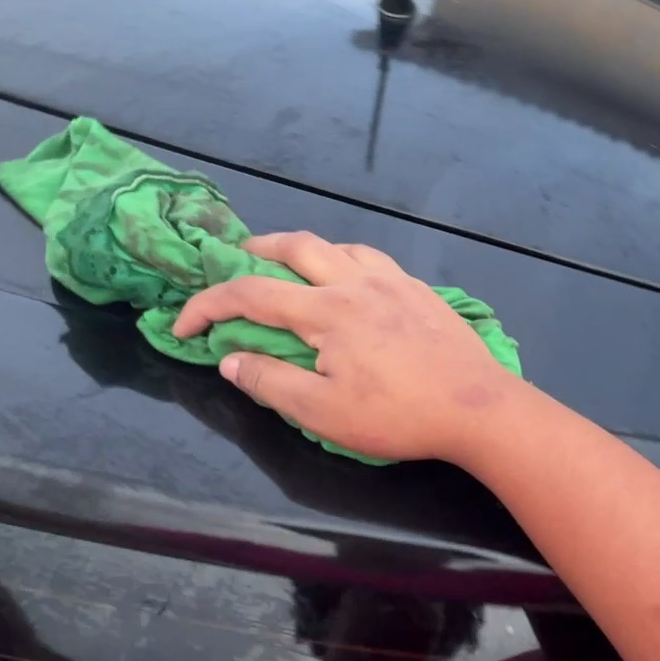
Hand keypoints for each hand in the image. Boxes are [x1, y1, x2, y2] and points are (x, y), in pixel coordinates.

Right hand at [172, 232, 526, 463]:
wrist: (477, 406)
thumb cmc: (398, 414)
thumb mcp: (322, 412)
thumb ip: (271, 382)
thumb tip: (230, 359)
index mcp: (329, 310)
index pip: (252, 293)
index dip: (208, 304)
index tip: (182, 324)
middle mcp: (361, 283)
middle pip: (300, 246)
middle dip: (257, 248)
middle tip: (236, 260)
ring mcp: (397, 282)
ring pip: (342, 247)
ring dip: (308, 250)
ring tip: (292, 268)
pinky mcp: (423, 291)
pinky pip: (376, 260)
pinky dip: (348, 260)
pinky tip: (352, 282)